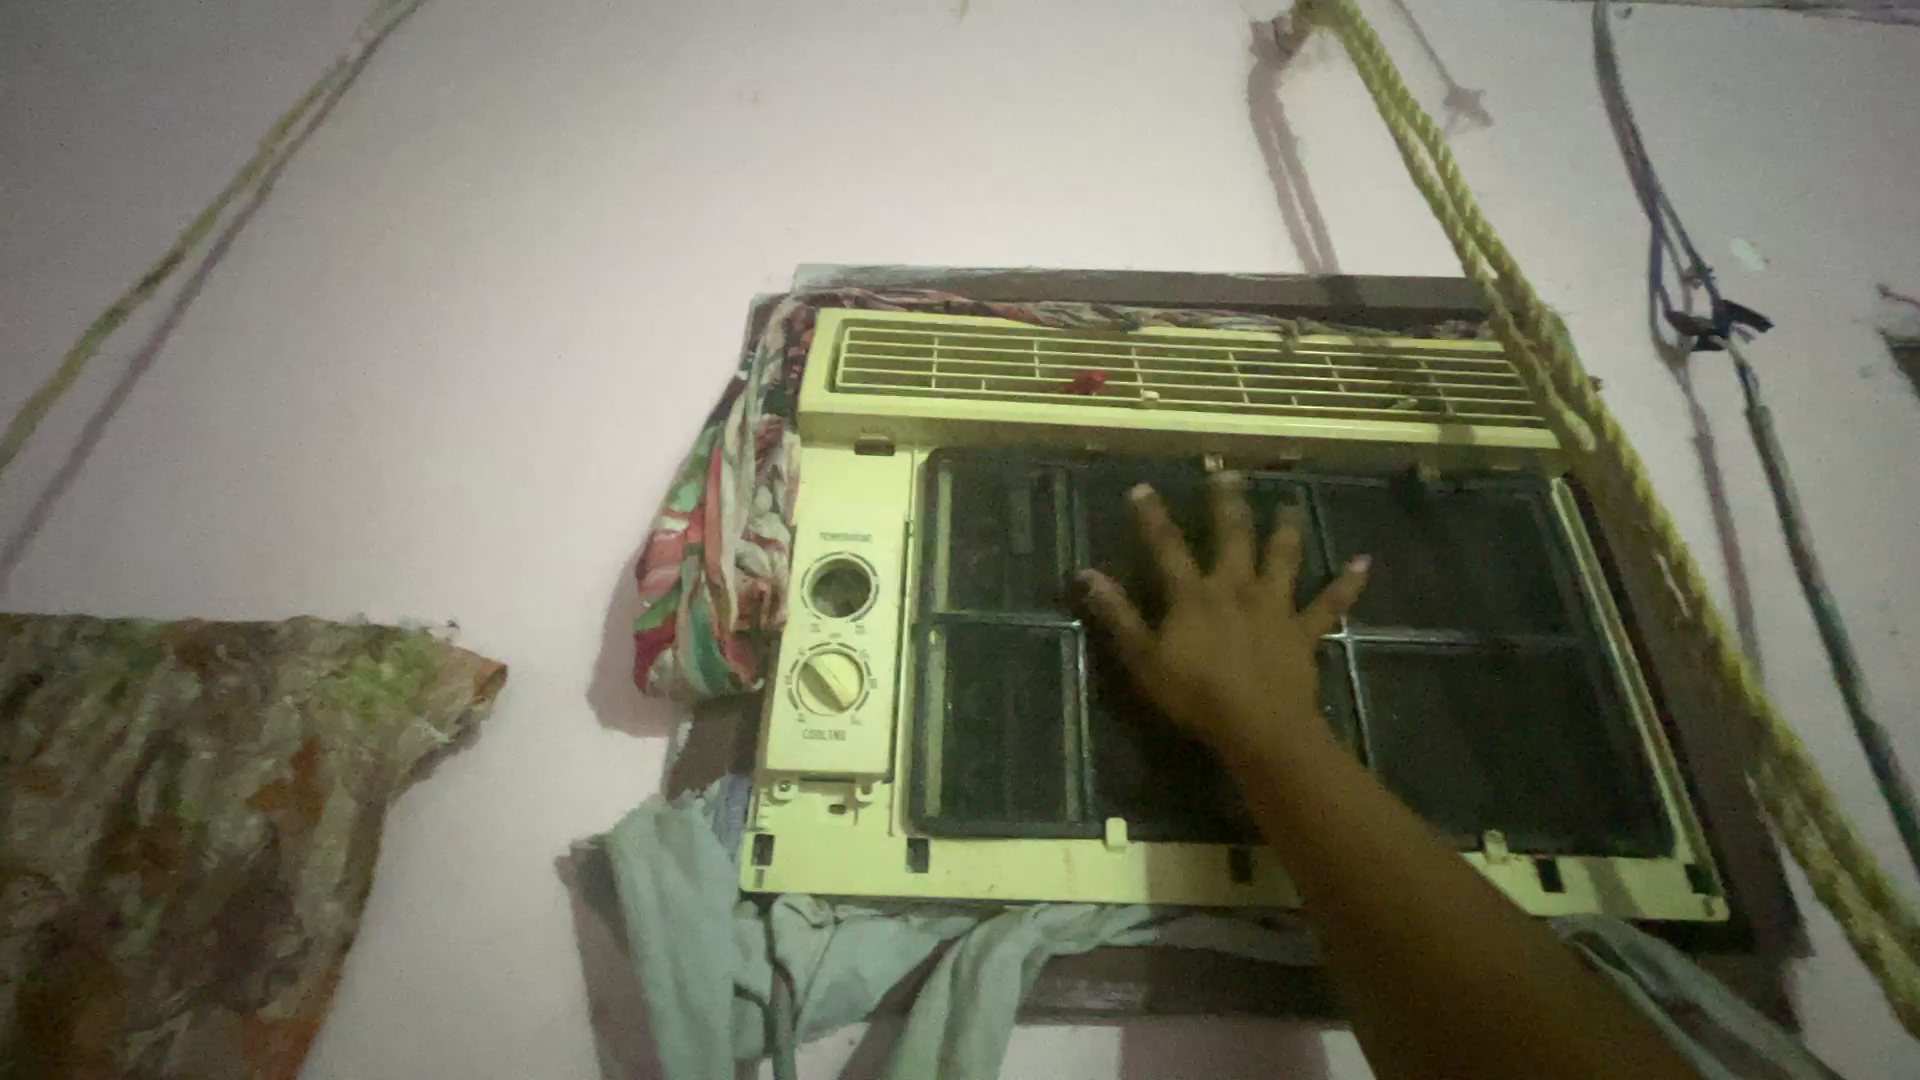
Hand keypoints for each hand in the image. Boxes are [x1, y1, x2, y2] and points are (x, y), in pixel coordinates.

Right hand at [1079, 472, 1370, 756]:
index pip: (1167, 546)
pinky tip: (1363, 563)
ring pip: (1283, 559)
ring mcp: (1274, 607)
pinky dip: (1347, 584)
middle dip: (1227, 505)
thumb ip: (1117, 614)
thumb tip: (1087, 574)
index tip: (1142, 488)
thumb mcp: (1142, 658)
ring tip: (1289, 506)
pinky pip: (1330, 605)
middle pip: (1232, 537)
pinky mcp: (1303, 632)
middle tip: (1229, 476)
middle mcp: (1235, 588)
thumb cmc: (1194, 695)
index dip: (1152, 517)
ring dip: (1286, 531)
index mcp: (1194, 594)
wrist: (1259, 728)